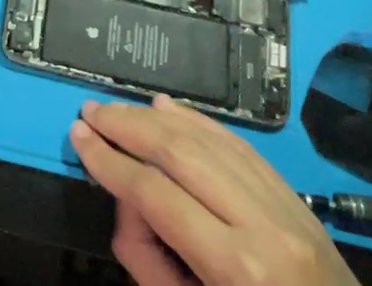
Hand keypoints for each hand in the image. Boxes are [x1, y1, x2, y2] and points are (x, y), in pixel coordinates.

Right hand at [71, 96, 358, 285]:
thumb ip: (148, 256)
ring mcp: (284, 204)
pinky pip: (238, 146)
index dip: (109, 162)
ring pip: (209, 140)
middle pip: (181, 154)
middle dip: (128, 127)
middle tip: (90, 112)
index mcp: (236, 264)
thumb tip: (125, 196)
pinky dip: (198, 122)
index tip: (77, 137)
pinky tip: (168, 108)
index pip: (155, 193)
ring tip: (117, 109)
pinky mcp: (293, 196)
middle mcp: (262, 223)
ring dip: (156, 118)